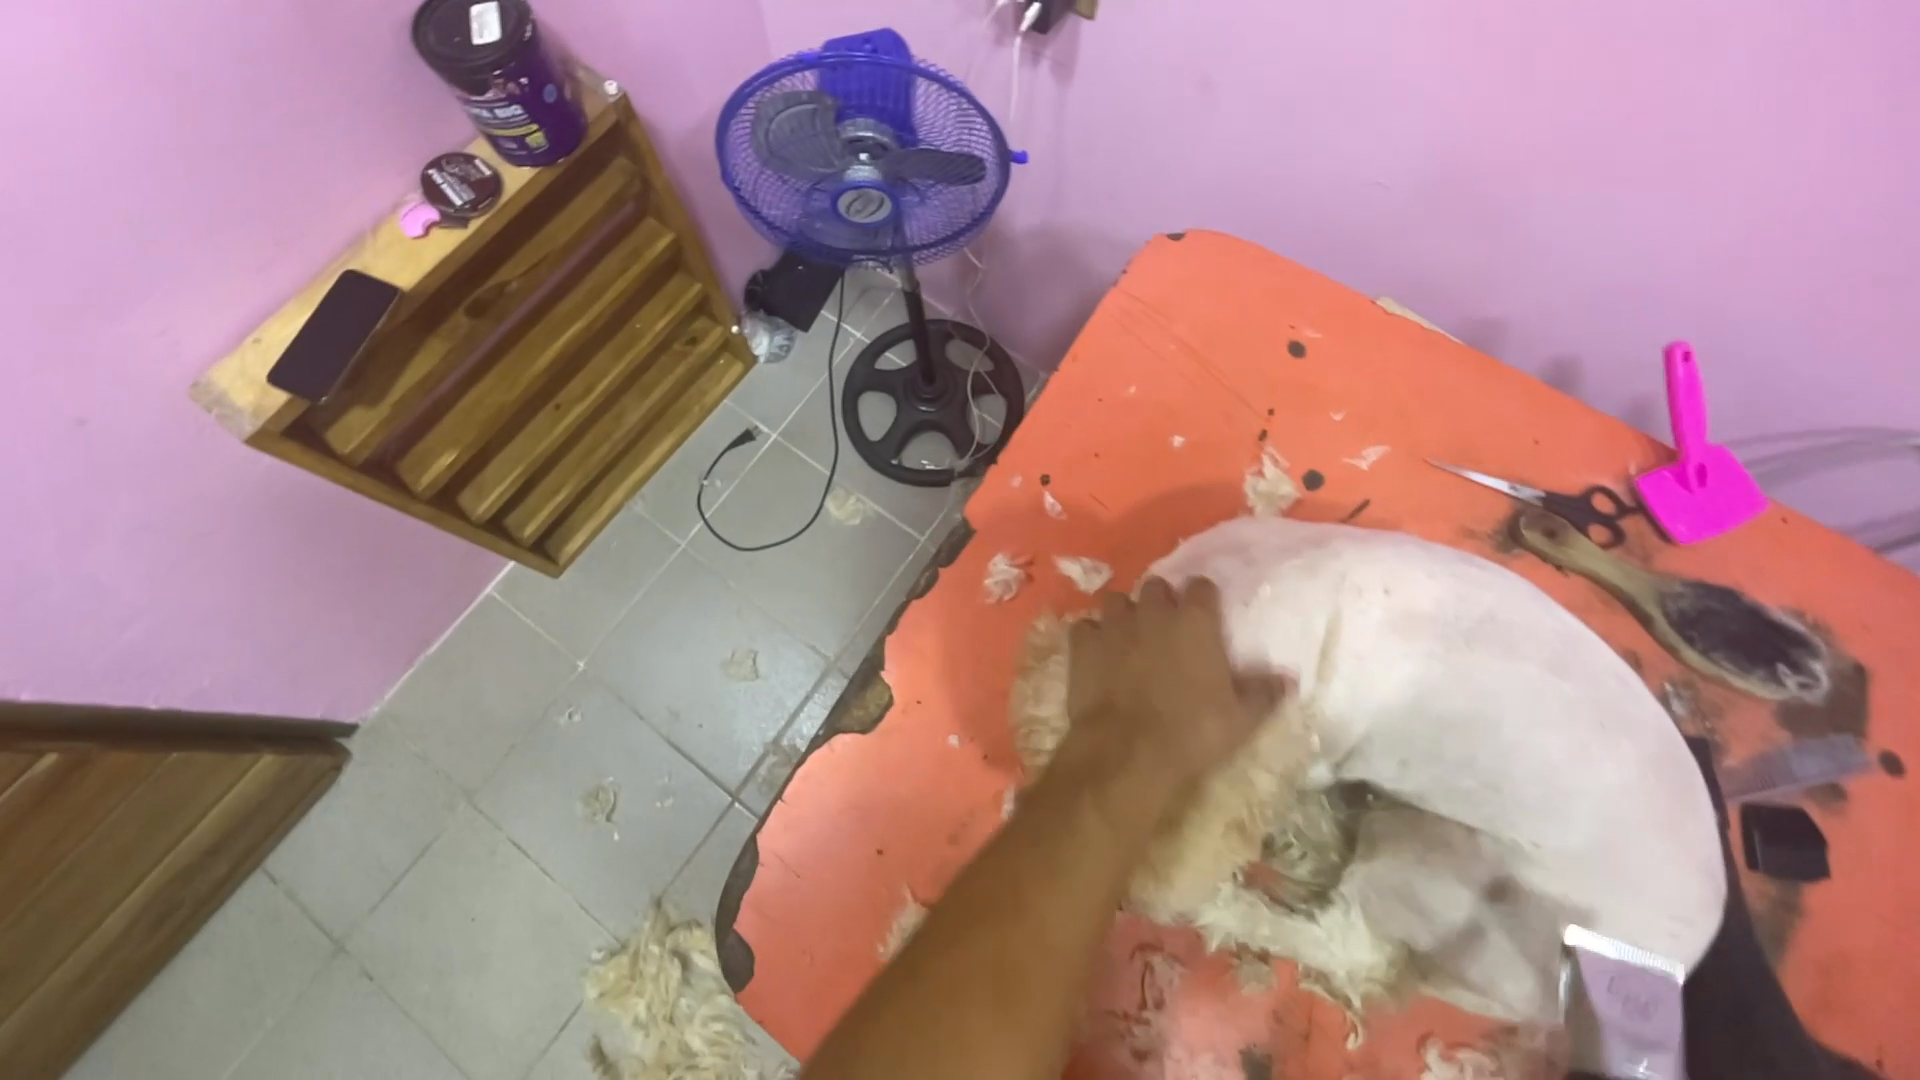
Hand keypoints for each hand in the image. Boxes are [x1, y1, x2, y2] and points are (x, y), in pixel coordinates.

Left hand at [1063, 576, 1286, 794]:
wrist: (1128, 751)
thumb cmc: (1193, 732)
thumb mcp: (1240, 718)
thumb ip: (1263, 692)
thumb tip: (1287, 678)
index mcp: (1195, 621)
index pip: (1201, 587)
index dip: (1202, 599)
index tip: (1204, 614)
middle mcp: (1153, 612)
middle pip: (1155, 586)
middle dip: (1160, 601)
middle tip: (1164, 627)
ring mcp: (1113, 625)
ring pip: (1116, 600)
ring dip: (1123, 613)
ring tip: (1128, 636)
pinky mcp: (1082, 644)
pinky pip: (1084, 626)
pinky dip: (1091, 636)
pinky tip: (1096, 654)